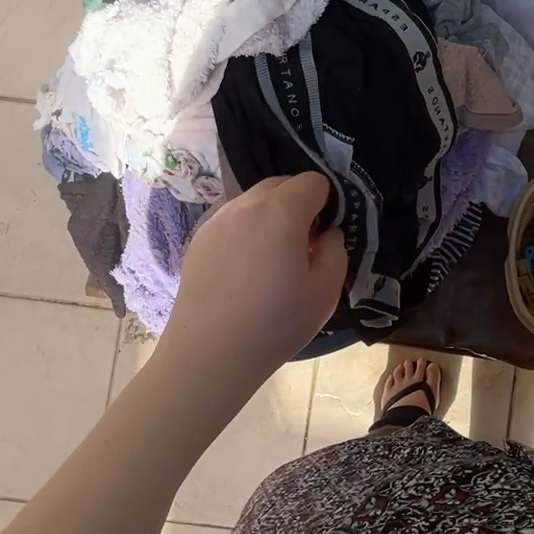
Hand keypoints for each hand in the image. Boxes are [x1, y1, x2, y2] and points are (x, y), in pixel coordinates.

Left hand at [160, 173, 347, 385]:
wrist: (211, 351)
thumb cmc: (276, 322)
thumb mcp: (326, 290)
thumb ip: (336, 250)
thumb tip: (327, 233)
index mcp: (281, 211)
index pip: (313, 181)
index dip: (327, 203)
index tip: (325, 234)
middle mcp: (245, 205)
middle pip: (280, 184)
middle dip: (298, 204)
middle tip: (302, 246)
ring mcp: (216, 219)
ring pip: (253, 201)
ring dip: (270, 217)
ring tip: (272, 259)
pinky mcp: (198, 239)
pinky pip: (231, 221)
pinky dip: (246, 231)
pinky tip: (246, 270)